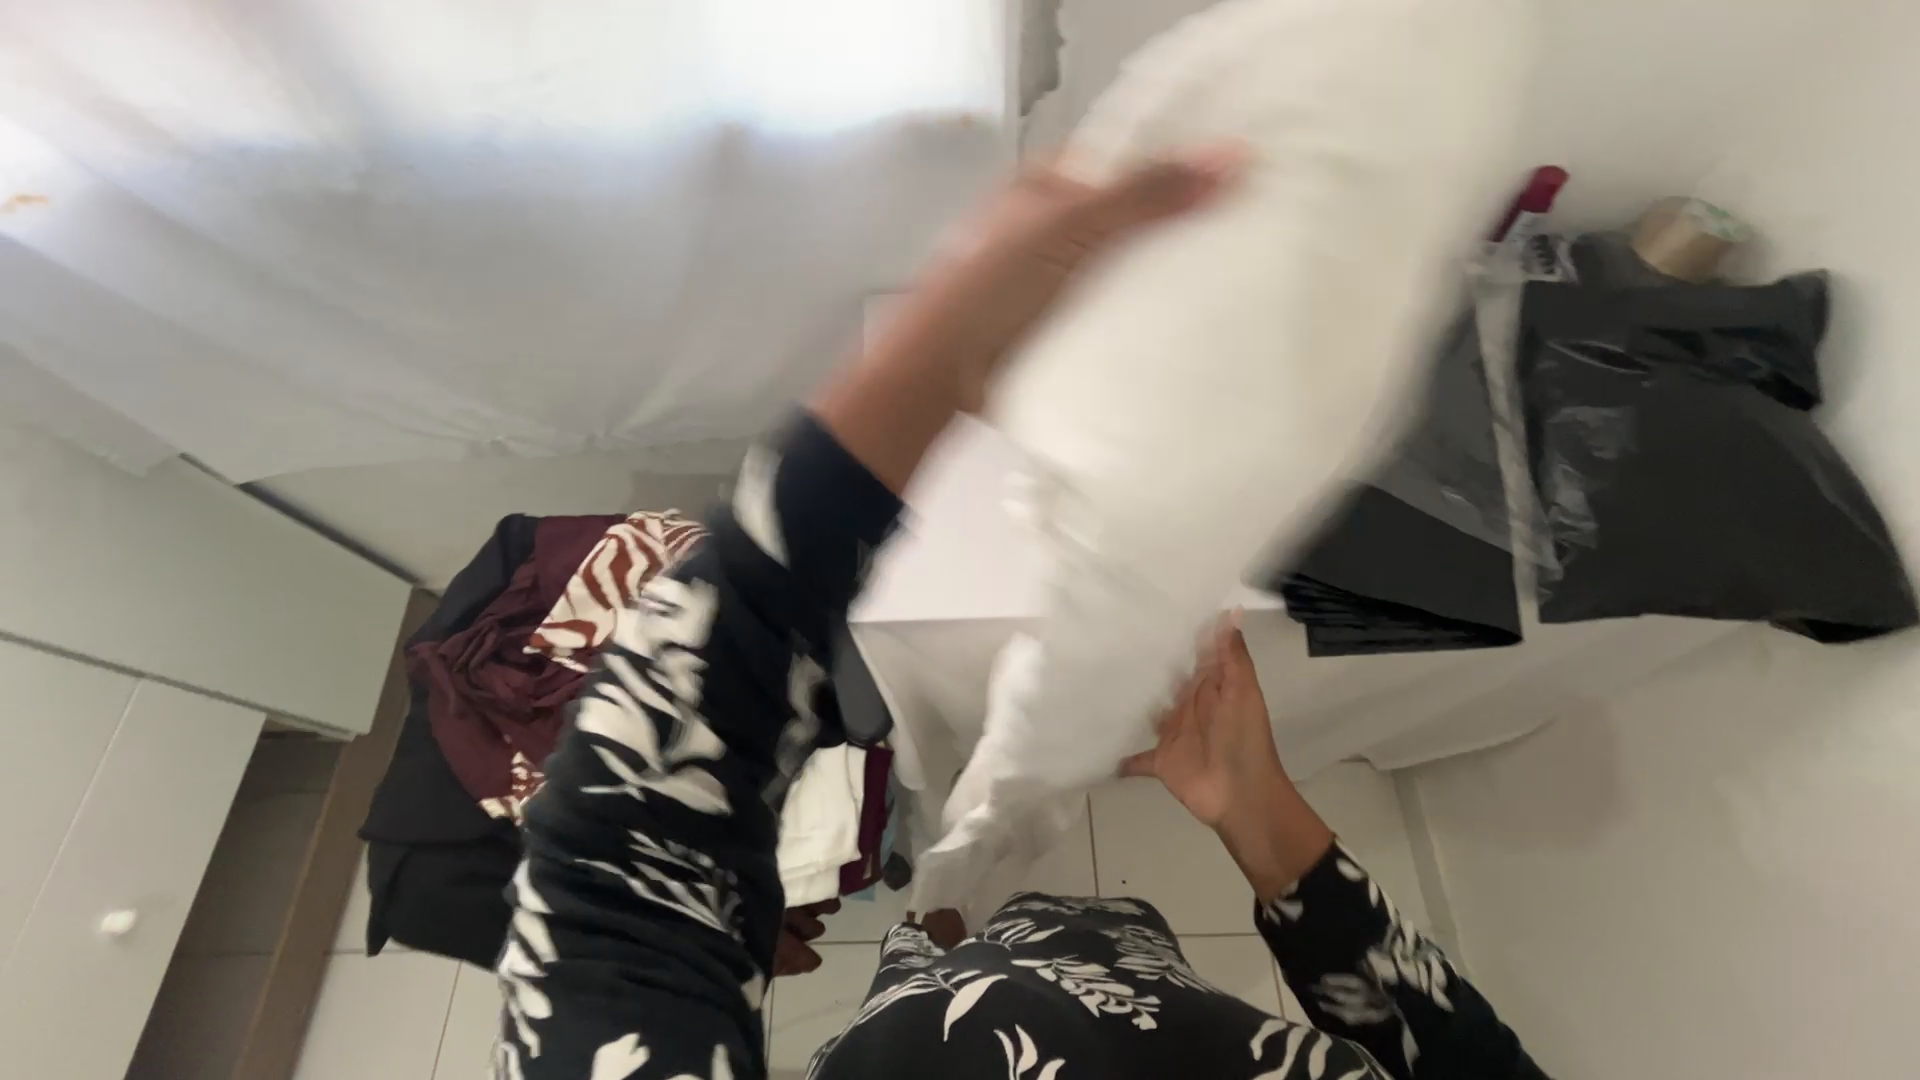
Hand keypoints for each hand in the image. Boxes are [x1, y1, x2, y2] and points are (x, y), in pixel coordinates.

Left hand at [814, 145, 1243, 493]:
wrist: (942, 370)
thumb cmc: (996, 285)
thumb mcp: (1072, 227)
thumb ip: (1146, 195)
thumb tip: (1235, 156)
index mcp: (1039, 186)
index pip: (1119, 166)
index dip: (1170, 173)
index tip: (1228, 190)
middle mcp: (1040, 229)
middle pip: (1118, 223)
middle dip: (1164, 236)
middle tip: (1231, 247)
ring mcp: (1040, 283)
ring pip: (1109, 274)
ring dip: (1147, 286)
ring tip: (1214, 290)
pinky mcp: (1044, 329)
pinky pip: (1098, 317)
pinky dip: (1126, 322)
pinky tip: (1166, 332)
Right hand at [1121, 616, 1333, 900]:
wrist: (1242, 796)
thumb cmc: (1243, 739)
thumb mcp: (1243, 692)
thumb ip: (1232, 656)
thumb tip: (1232, 611)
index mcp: (1210, 688)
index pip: (1193, 655)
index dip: (1178, 634)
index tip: (1150, 607)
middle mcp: (1190, 706)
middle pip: (1167, 681)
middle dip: (1147, 663)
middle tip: (1111, 636)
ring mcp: (1174, 734)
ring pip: (1149, 712)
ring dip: (1131, 701)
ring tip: (1097, 680)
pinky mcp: (1160, 761)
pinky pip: (1136, 758)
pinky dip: (1121, 758)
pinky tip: (1098, 749)